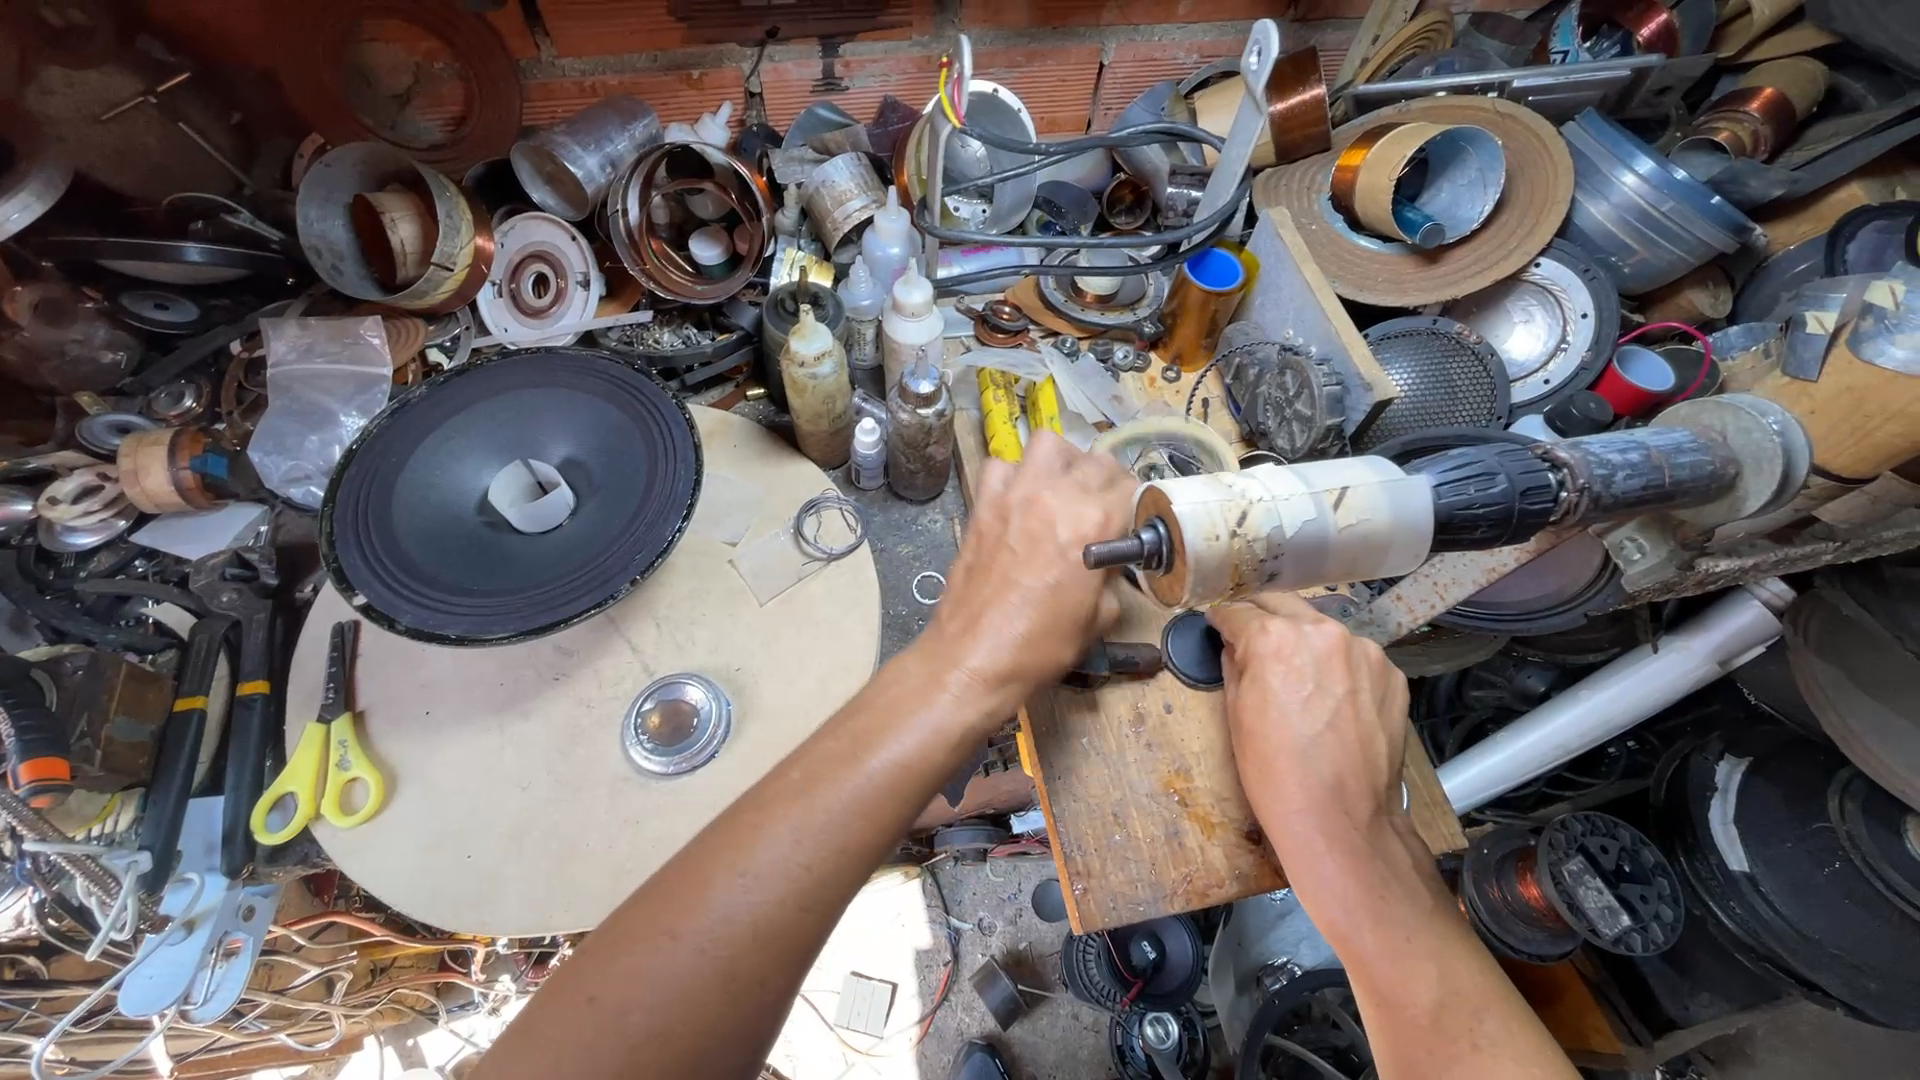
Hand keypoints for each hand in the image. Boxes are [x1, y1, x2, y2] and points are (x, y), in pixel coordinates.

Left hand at [923, 432, 1134, 717]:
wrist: (975, 657)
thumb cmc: (1042, 645)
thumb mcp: (1101, 616)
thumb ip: (1112, 576)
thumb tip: (1109, 560)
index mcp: (1095, 522)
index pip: (1131, 487)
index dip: (1136, 504)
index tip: (1132, 520)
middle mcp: (1057, 494)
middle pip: (1096, 460)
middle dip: (1107, 481)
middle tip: (1102, 507)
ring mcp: (1015, 493)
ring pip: (1048, 444)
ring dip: (1063, 461)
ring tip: (1063, 489)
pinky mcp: (982, 503)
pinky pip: (1001, 466)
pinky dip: (1014, 474)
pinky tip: (1019, 500)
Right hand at [1208, 592, 1409, 841]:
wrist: (1341, 817)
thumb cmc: (1274, 771)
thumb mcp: (1235, 712)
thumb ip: (1234, 664)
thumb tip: (1235, 645)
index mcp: (1272, 638)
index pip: (1237, 611)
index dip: (1222, 620)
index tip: (1219, 626)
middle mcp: (1320, 631)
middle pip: (1281, 603)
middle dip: (1262, 617)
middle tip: (1252, 638)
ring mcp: (1362, 650)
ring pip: (1321, 626)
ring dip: (1303, 638)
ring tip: (1297, 673)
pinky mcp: (1390, 672)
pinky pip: (1354, 654)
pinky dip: (1337, 664)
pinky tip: (1331, 696)